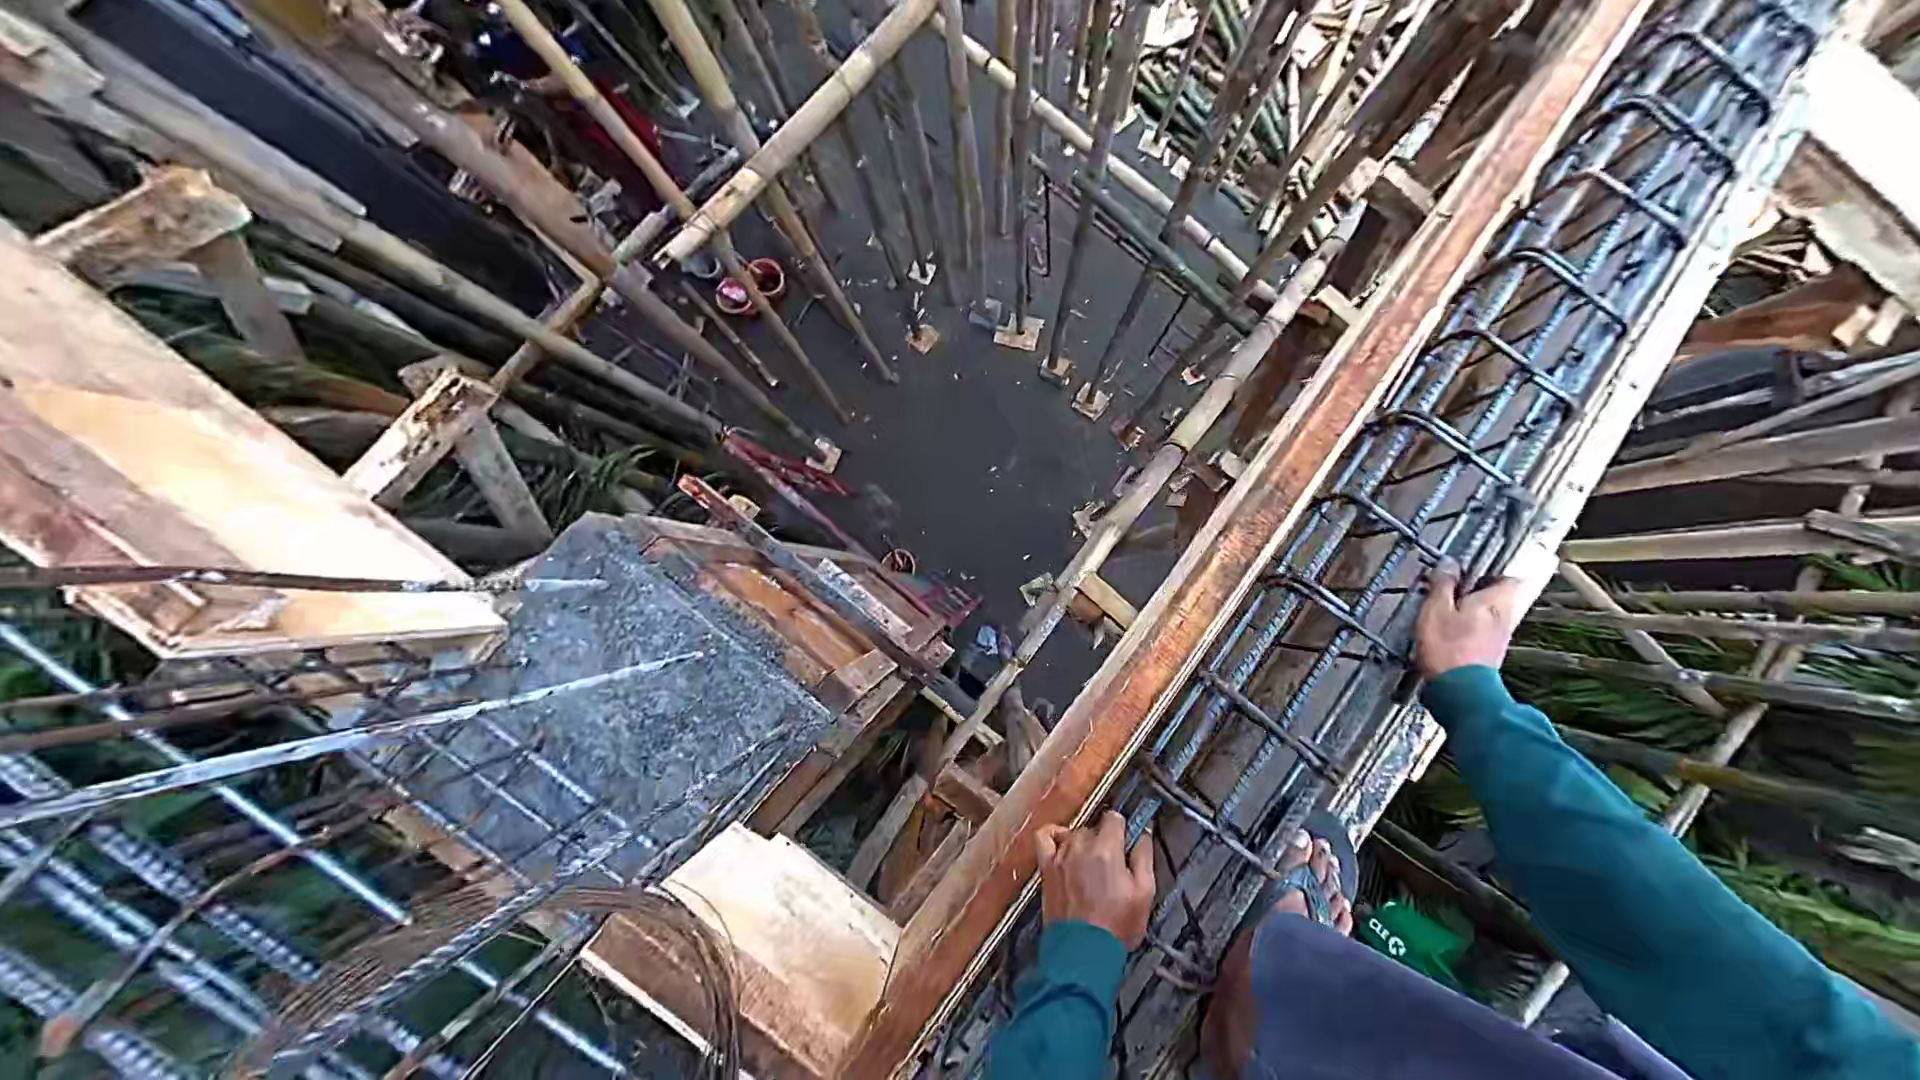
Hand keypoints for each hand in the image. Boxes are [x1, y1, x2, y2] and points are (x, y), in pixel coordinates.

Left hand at [1035, 811, 1153, 948]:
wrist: (1084, 954)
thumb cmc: (1113, 928)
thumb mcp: (1144, 893)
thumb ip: (1144, 857)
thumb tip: (1144, 835)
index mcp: (1106, 850)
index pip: (1115, 818)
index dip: (1124, 829)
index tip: (1128, 841)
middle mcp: (1080, 847)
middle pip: (1095, 827)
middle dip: (1106, 842)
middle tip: (1114, 866)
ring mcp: (1060, 855)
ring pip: (1075, 833)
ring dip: (1084, 844)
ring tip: (1092, 866)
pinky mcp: (1047, 867)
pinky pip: (1044, 837)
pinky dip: (1054, 835)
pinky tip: (1062, 843)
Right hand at [1414, 557, 1526, 678]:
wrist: (1459, 688)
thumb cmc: (1449, 649)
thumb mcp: (1435, 609)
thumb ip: (1443, 584)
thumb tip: (1447, 565)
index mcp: (1497, 600)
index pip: (1508, 574)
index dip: (1491, 567)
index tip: (1470, 565)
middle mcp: (1506, 615)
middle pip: (1498, 591)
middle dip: (1477, 586)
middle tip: (1450, 584)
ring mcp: (1500, 633)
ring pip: (1490, 609)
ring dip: (1471, 604)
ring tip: (1443, 605)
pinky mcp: (1490, 648)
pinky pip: (1482, 625)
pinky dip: (1468, 621)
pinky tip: (1448, 626)